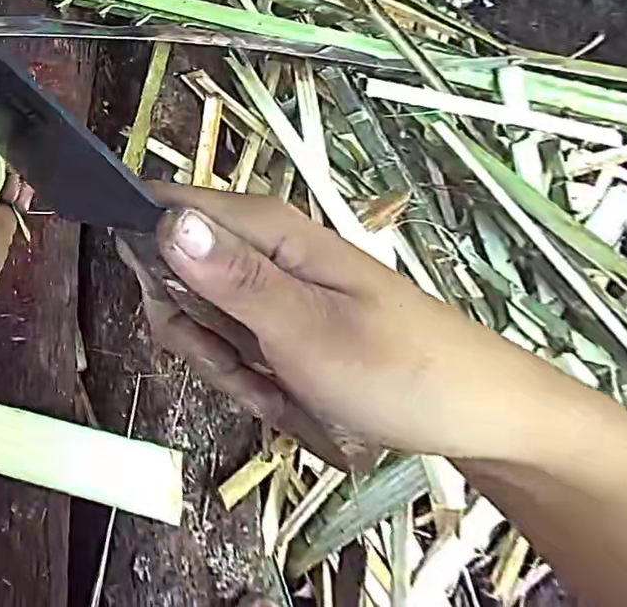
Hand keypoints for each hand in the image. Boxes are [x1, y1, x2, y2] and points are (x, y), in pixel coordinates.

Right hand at [136, 181, 601, 464]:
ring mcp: (259, 279)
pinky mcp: (266, 312)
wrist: (479, 419)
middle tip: (237, 363)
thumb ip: (231, 276)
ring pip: (190, 311)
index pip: (163, 206)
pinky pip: (219, 338)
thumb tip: (165, 219)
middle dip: (190, 327)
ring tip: (270, 385)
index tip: (173, 304)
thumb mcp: (309, 329)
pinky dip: (238, 373)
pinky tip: (279, 392)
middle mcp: (253, 241)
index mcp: (260, 225)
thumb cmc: (400, 370)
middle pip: (168, 269)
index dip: (147, 251)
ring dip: (217, 359)